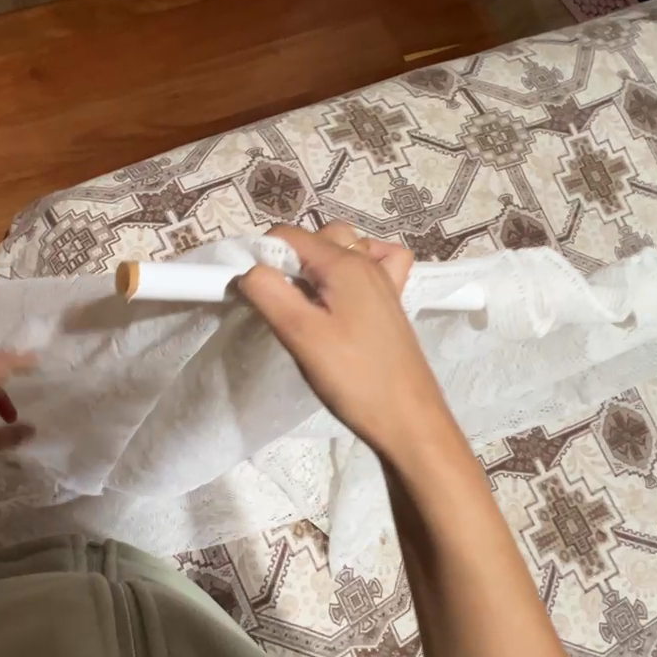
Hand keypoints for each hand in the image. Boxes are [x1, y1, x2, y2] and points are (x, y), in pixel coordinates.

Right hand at [237, 223, 447, 458]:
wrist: (408, 420)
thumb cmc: (353, 377)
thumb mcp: (300, 333)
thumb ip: (268, 292)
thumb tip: (248, 270)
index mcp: (344, 264)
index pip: (287, 236)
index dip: (262, 256)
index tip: (253, 292)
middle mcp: (367, 263)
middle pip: (315, 238)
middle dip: (288, 260)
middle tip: (279, 303)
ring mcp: (383, 282)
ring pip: (342, 249)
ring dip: (316, 265)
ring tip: (305, 302)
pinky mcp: (391, 303)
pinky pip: (374, 264)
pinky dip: (354, 267)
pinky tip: (342, 292)